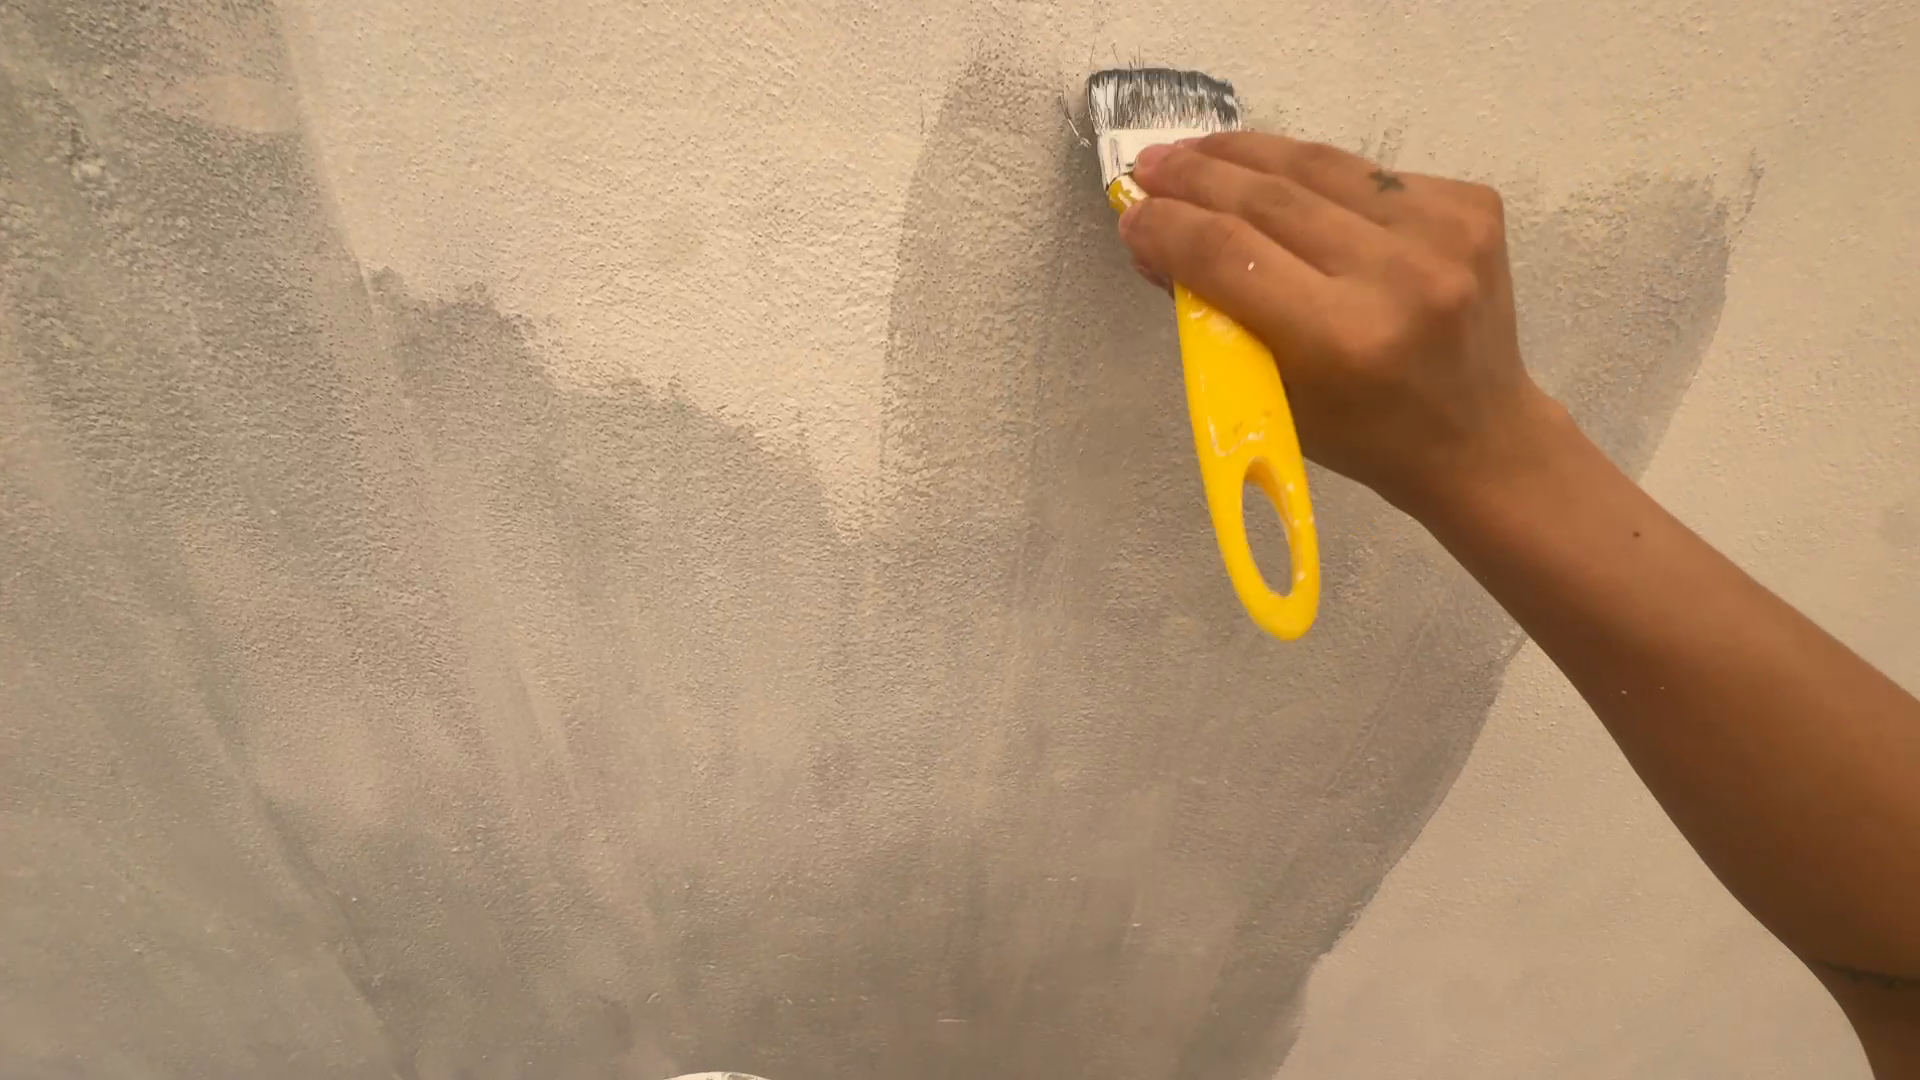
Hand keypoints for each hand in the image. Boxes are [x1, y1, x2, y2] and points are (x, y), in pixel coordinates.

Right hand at [1118, 134, 1562, 513]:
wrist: (1474, 434)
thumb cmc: (1357, 435)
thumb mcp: (1269, 393)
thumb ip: (1214, 317)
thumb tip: (1155, 248)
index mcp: (1340, 338)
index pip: (1231, 255)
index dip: (1171, 227)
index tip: (1131, 213)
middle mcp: (1398, 273)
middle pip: (1270, 199)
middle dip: (1196, 178)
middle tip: (1148, 165)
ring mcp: (1444, 229)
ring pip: (1317, 166)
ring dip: (1243, 155)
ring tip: (1193, 153)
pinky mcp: (1471, 202)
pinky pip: (1361, 173)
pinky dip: (1303, 171)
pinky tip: (1268, 176)